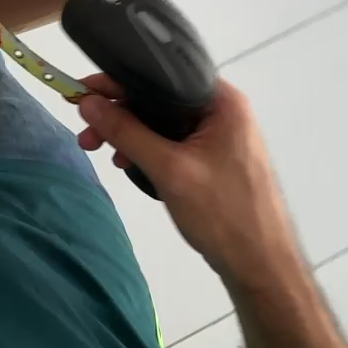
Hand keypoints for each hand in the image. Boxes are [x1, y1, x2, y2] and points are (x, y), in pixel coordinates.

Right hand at [75, 76, 306, 290]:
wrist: (265, 272)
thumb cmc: (224, 215)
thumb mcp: (169, 170)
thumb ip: (126, 132)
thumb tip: (87, 103)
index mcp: (222, 101)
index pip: (161, 75)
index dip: (118, 80)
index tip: (83, 92)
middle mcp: (223, 111)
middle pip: (158, 98)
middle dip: (119, 113)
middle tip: (85, 132)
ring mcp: (220, 136)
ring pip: (162, 121)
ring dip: (128, 133)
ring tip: (99, 151)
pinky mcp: (214, 158)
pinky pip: (171, 141)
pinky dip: (146, 149)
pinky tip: (127, 163)